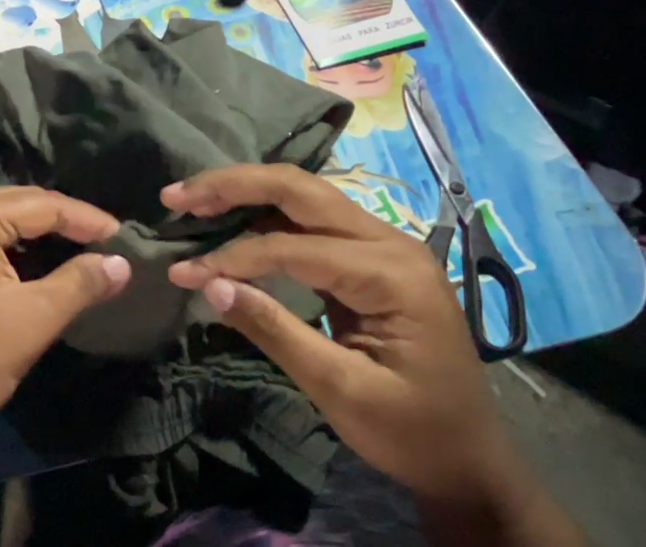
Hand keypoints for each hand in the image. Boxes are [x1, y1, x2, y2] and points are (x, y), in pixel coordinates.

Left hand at [0, 186, 132, 440]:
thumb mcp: (34, 317)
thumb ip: (80, 282)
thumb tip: (122, 263)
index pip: (40, 205)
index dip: (86, 219)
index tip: (126, 236)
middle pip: (19, 204)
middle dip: (65, 221)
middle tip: (110, 242)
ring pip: (2, 218)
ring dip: (42, 233)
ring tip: (86, 249)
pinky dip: (17, 245)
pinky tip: (46, 261)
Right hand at [160, 166, 533, 513]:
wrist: (471, 459)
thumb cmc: (412, 431)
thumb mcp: (340, 389)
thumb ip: (274, 331)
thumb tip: (208, 286)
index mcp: (391, 274)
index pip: (291, 246)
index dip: (230, 257)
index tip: (181, 275)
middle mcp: (389, 242)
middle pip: (298, 189)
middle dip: (231, 186)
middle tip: (175, 197)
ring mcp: (382, 245)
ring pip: (301, 194)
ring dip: (242, 191)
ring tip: (190, 199)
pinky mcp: (369, 257)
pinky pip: (308, 219)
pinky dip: (261, 213)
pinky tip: (227, 218)